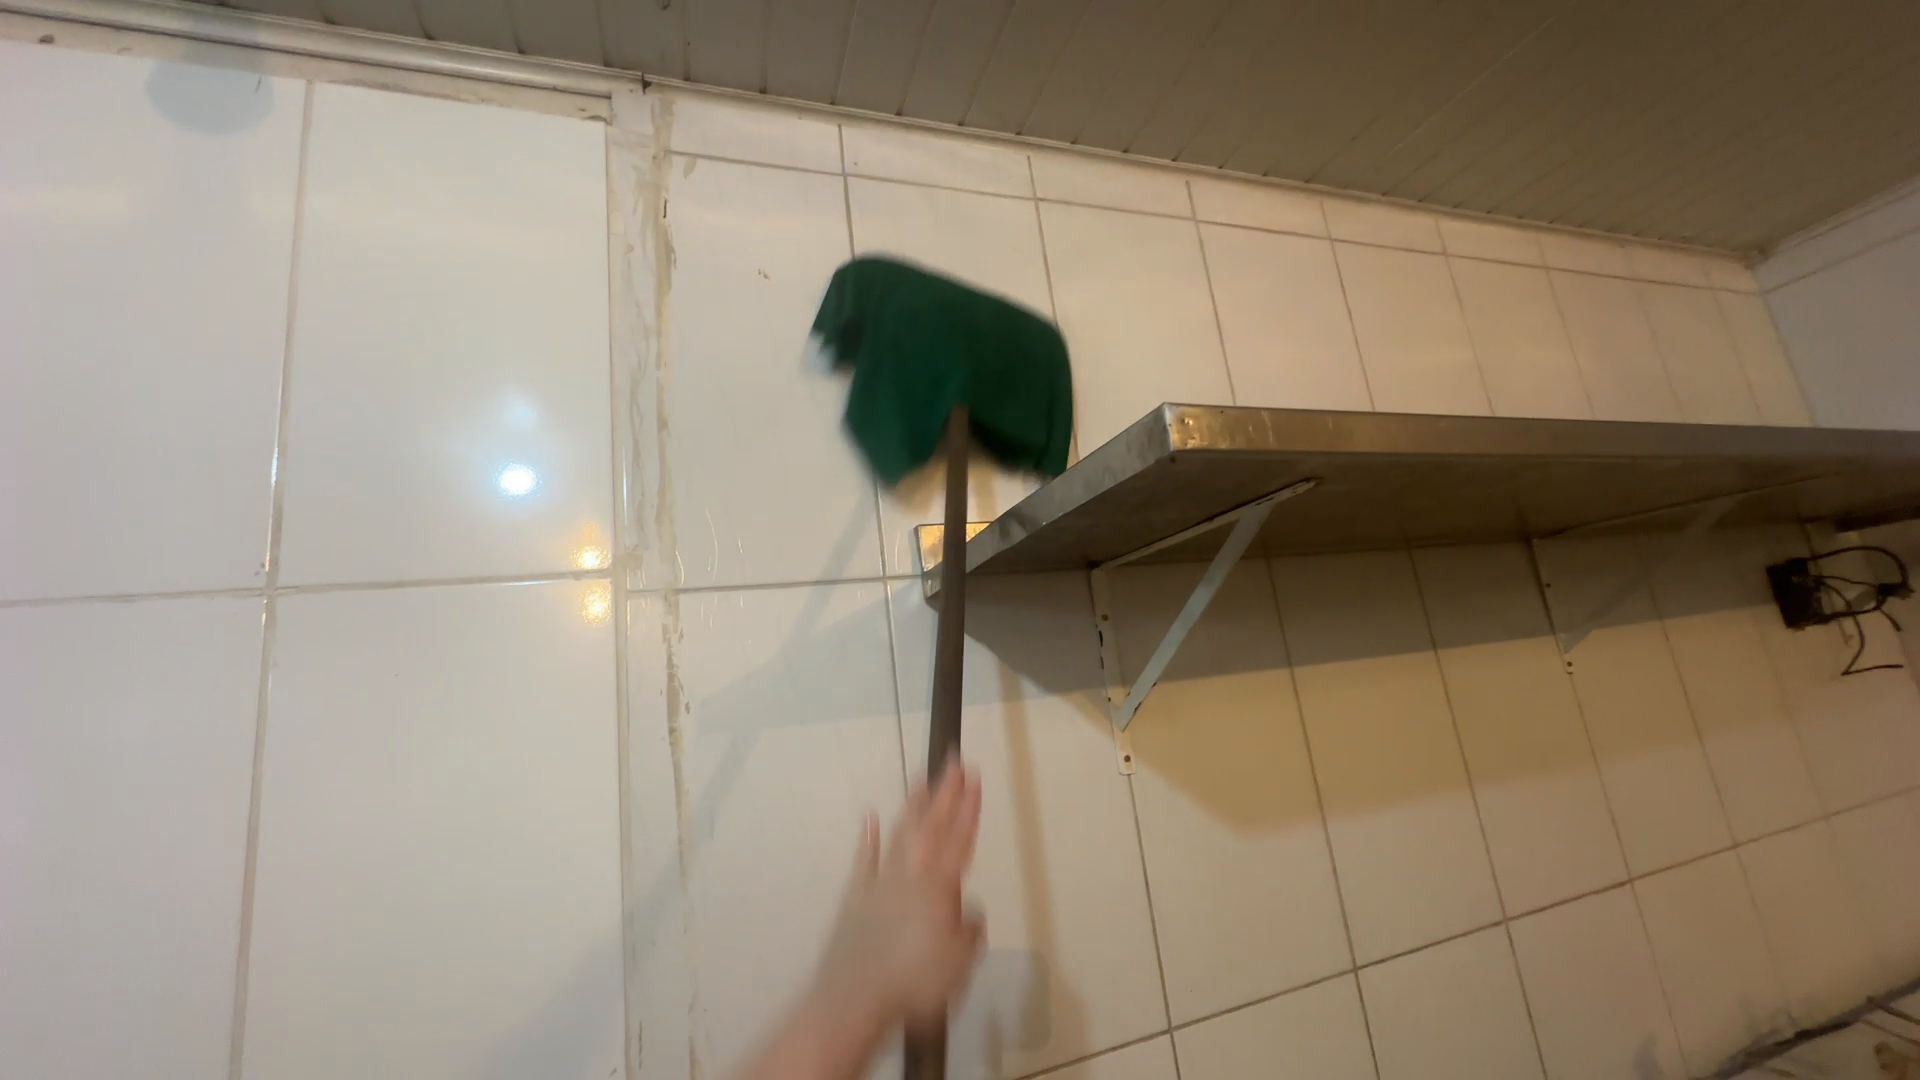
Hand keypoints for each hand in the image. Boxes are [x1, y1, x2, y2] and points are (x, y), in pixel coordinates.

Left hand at [812, 759, 985, 1031]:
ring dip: (914, 803)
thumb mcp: (959, 962)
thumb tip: (968, 910)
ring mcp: (881, 879)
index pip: (960, 838)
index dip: (970, 808)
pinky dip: (868, 837)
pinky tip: (870, 817)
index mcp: (940, 885)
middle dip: (946, 792)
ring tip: (923, 777)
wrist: (855, 994)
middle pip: (933, 824)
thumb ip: (969, 930)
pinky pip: (864, 858)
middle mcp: (912, 872)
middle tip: (954, 760)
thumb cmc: (915, 981)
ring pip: (901, 831)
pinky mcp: (856, 893)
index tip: (976, 777)